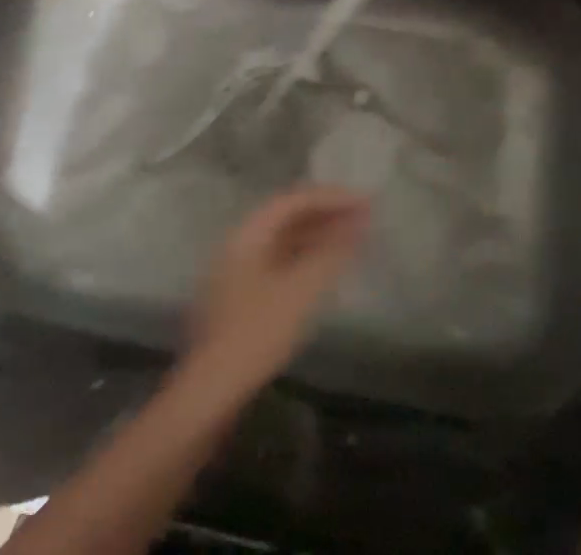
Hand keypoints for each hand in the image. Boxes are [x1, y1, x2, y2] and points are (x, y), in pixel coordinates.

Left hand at [186, 184, 368, 394]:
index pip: (289, 202)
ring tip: (353, 240)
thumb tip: (357, 221)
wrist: (214, 384)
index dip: (328, 197)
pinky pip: (277, 264)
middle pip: (283, 219)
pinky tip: (325, 272)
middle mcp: (236, 246)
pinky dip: (304, 260)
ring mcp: (236, 272)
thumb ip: (329, 254)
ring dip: (315, 237)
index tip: (365, 201)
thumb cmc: (257, 332)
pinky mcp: (241, 297)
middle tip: (365, 218)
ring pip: (280, 243)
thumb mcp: (299, 291)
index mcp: (245, 237)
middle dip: (324, 215)